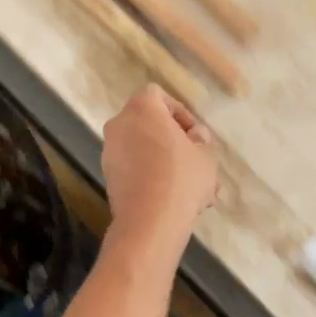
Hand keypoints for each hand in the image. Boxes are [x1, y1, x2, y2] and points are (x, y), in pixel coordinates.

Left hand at [101, 85, 217, 242]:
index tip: (195, 136)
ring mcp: (110, 152)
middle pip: (149, 124)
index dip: (180, 112)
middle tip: (194, 162)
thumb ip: (202, 140)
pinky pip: (135, 169)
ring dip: (164, 163)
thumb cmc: (182, 179)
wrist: (151, 221)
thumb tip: (196, 136)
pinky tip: (171, 199)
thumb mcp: (206, 157)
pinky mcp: (109, 177)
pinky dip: (151, 177)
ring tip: (189, 188)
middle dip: (173, 141)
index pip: (158, 95)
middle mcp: (120, 124)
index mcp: (143, 109)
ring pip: (143, 150)